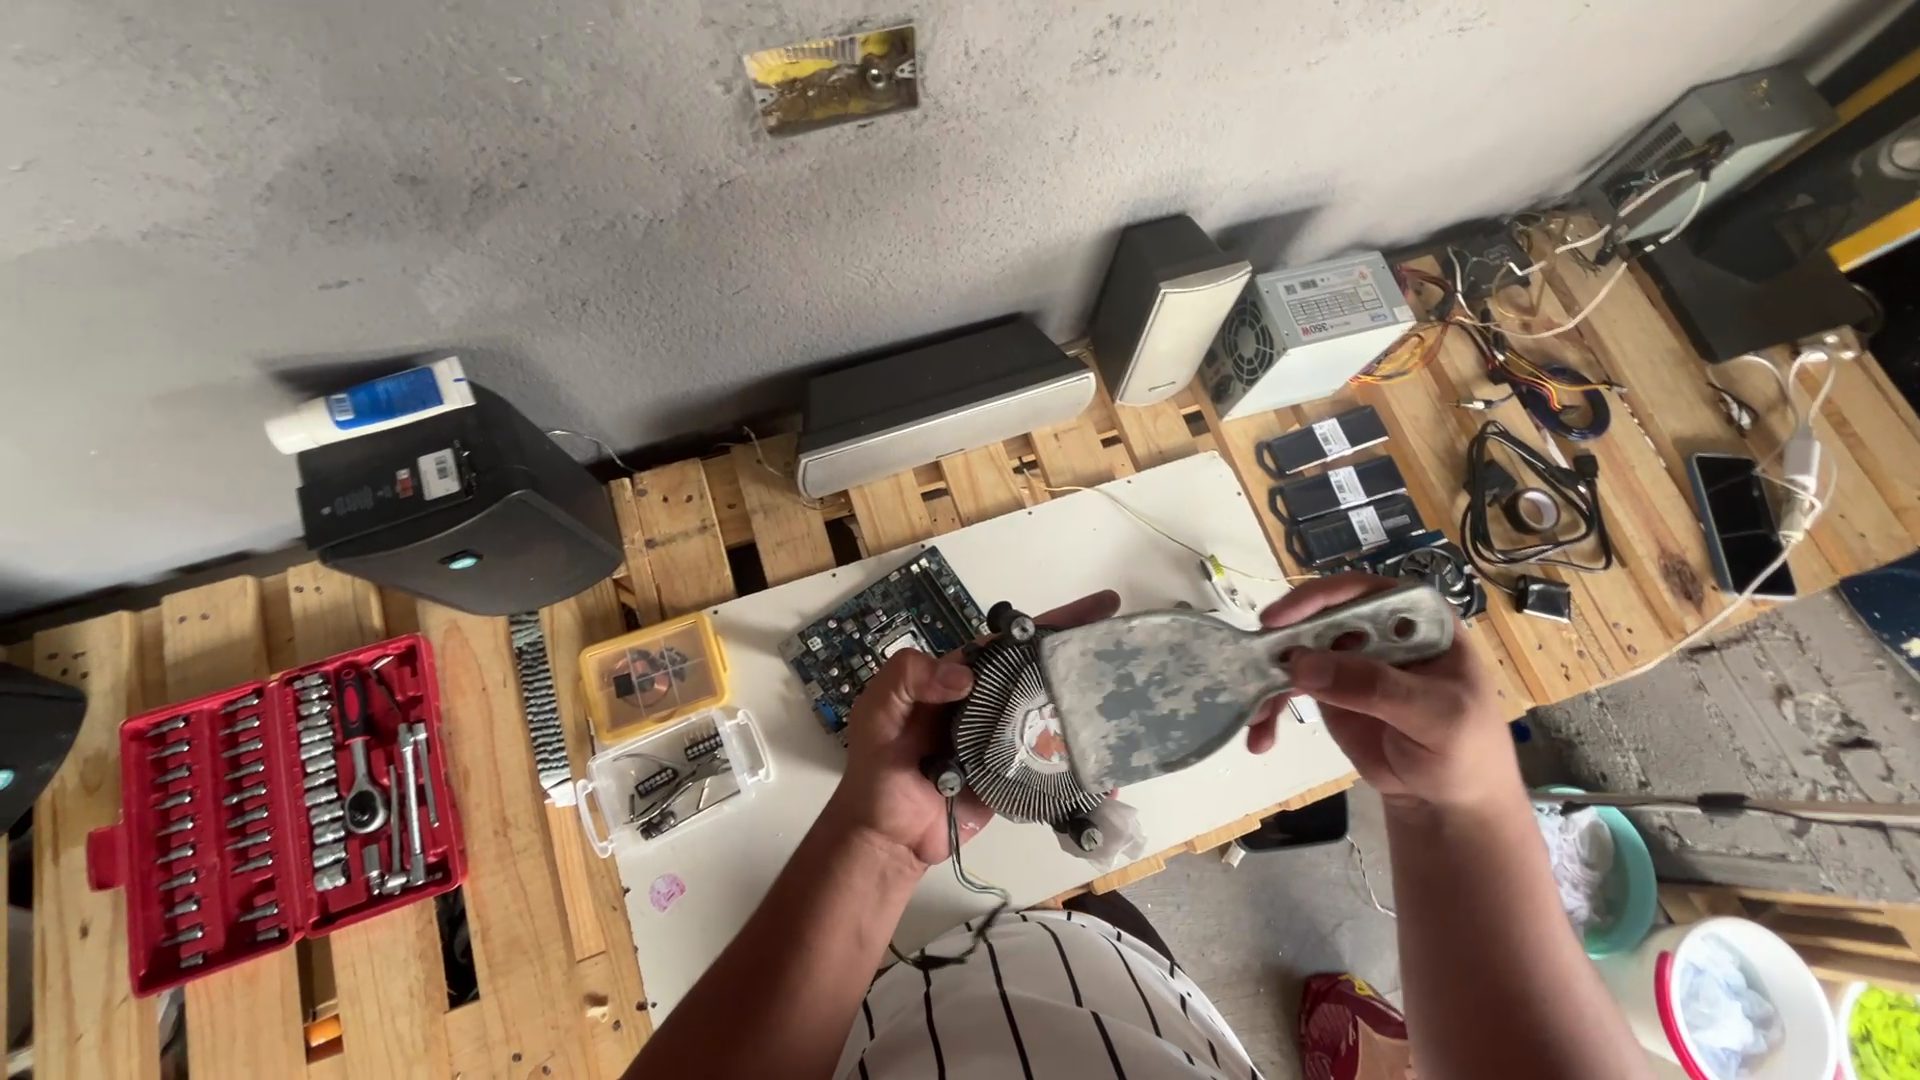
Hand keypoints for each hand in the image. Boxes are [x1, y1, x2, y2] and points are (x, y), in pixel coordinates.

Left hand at [826, 590, 1121, 867]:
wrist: (887, 836)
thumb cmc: (877, 768)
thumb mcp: (877, 709)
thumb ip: (908, 678)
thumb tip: (965, 675)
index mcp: (962, 678)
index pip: (1013, 641)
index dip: (1052, 623)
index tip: (1095, 609)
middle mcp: (991, 703)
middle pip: (1044, 672)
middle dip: (1085, 655)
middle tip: (1128, 644)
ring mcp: (1008, 741)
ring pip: (1056, 715)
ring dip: (1091, 706)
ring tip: (1134, 697)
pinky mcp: (1017, 779)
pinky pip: (1055, 767)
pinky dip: (1085, 766)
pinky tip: (1114, 769)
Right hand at [1244, 573, 1519, 811]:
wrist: (1449, 800)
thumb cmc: (1464, 750)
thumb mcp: (1435, 715)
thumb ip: (1374, 686)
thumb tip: (1300, 664)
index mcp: (1415, 621)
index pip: (1363, 592)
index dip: (1321, 597)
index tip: (1280, 619)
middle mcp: (1377, 631)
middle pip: (1318, 618)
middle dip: (1282, 642)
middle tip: (1251, 662)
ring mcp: (1349, 660)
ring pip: (1296, 652)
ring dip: (1268, 679)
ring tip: (1255, 714)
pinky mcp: (1327, 689)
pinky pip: (1288, 688)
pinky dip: (1270, 709)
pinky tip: (1261, 737)